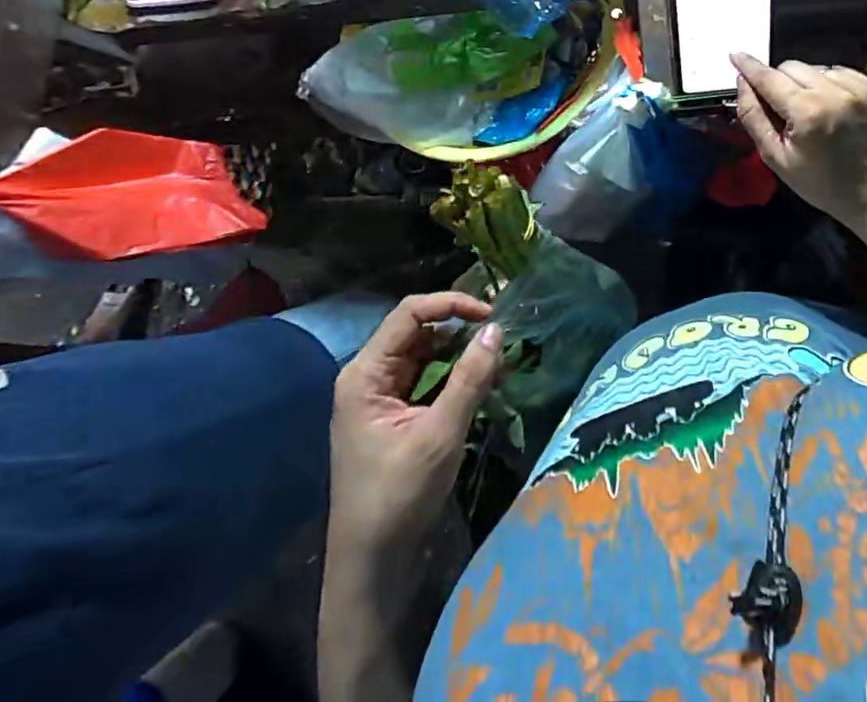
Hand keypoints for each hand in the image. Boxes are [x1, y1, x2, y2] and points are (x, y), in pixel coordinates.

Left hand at [327, 293, 503, 562]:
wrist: (371, 561)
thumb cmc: (398, 495)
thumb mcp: (440, 434)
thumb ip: (470, 379)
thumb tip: (496, 330)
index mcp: (365, 373)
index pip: (409, 314)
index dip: (451, 304)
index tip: (491, 314)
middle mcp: (368, 376)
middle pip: (417, 332)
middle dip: (460, 330)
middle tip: (501, 338)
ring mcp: (380, 397)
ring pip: (425, 357)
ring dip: (460, 355)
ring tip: (499, 361)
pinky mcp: (393, 416)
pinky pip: (426, 382)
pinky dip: (453, 378)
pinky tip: (482, 383)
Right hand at [732, 53, 866, 225]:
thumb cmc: (820, 182)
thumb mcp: (776, 157)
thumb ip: (754, 118)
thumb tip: (742, 83)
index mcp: (807, 112)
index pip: (769, 78)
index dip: (749, 66)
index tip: (735, 55)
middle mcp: (834, 92)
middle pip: (790, 67)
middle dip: (779, 82)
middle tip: (781, 108)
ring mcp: (859, 87)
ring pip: (814, 68)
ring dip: (804, 84)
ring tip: (810, 111)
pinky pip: (838, 72)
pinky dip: (828, 85)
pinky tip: (831, 108)